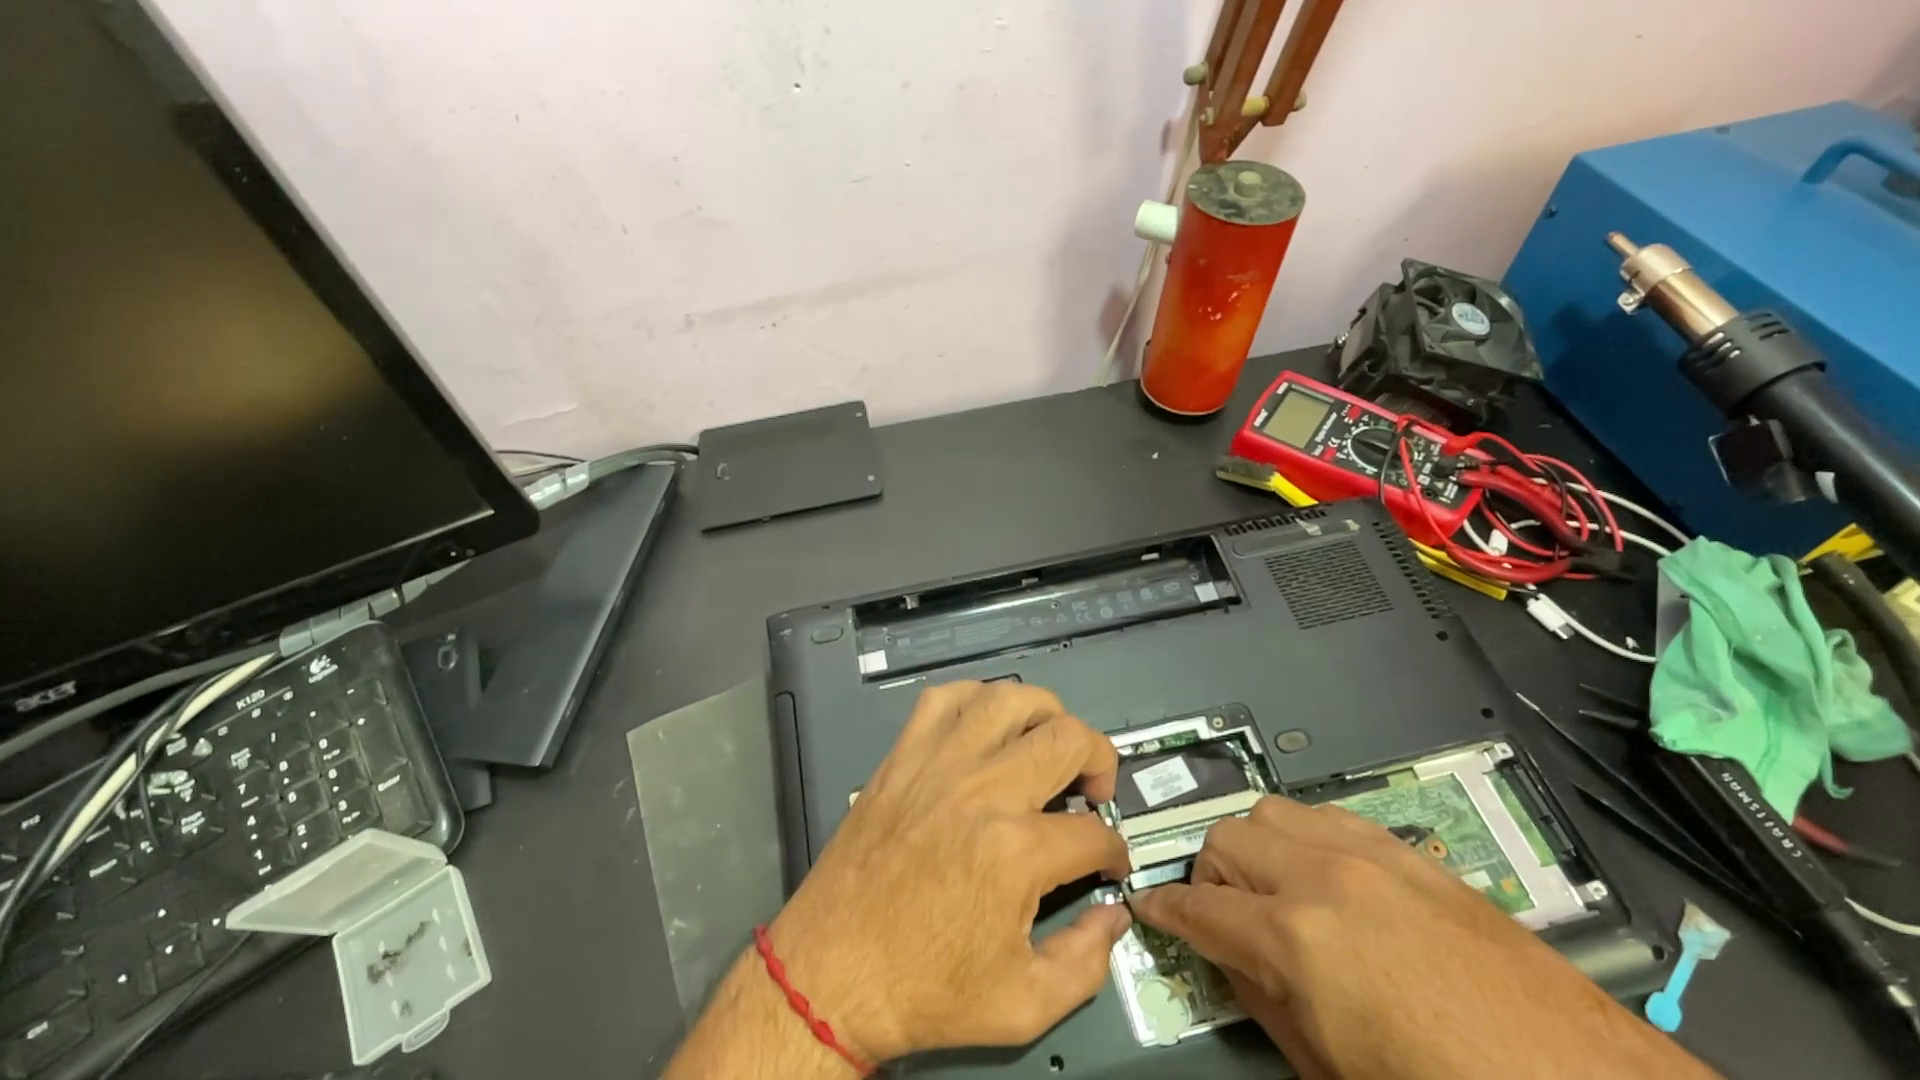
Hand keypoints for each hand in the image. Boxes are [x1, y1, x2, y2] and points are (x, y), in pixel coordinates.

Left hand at [765, 681, 1132, 1063]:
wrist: (831, 975)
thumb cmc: (923, 990)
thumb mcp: (1022, 1005)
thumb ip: (1085, 961)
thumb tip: (1113, 916)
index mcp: (1015, 851)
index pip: (1094, 832)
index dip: (1114, 850)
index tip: (1106, 864)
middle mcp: (980, 791)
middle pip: (1068, 739)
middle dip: (1100, 761)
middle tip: (1092, 794)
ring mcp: (936, 766)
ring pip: (1009, 698)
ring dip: (1045, 715)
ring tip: (1048, 747)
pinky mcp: (901, 759)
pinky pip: (943, 699)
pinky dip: (975, 700)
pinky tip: (986, 729)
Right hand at [1131, 796, 1718, 1079]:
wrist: (1564, 1074)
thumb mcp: (1324, 1063)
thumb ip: (1259, 998)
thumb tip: (1224, 959)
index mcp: (1296, 939)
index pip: (1197, 908)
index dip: (1163, 912)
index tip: (1150, 910)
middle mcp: (1324, 877)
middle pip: (1223, 840)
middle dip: (1207, 880)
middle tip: (1221, 918)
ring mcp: (1370, 854)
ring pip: (1270, 813)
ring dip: (1253, 849)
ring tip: (1269, 891)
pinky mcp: (1409, 850)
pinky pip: (1327, 815)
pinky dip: (1304, 837)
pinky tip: (1322, 875)